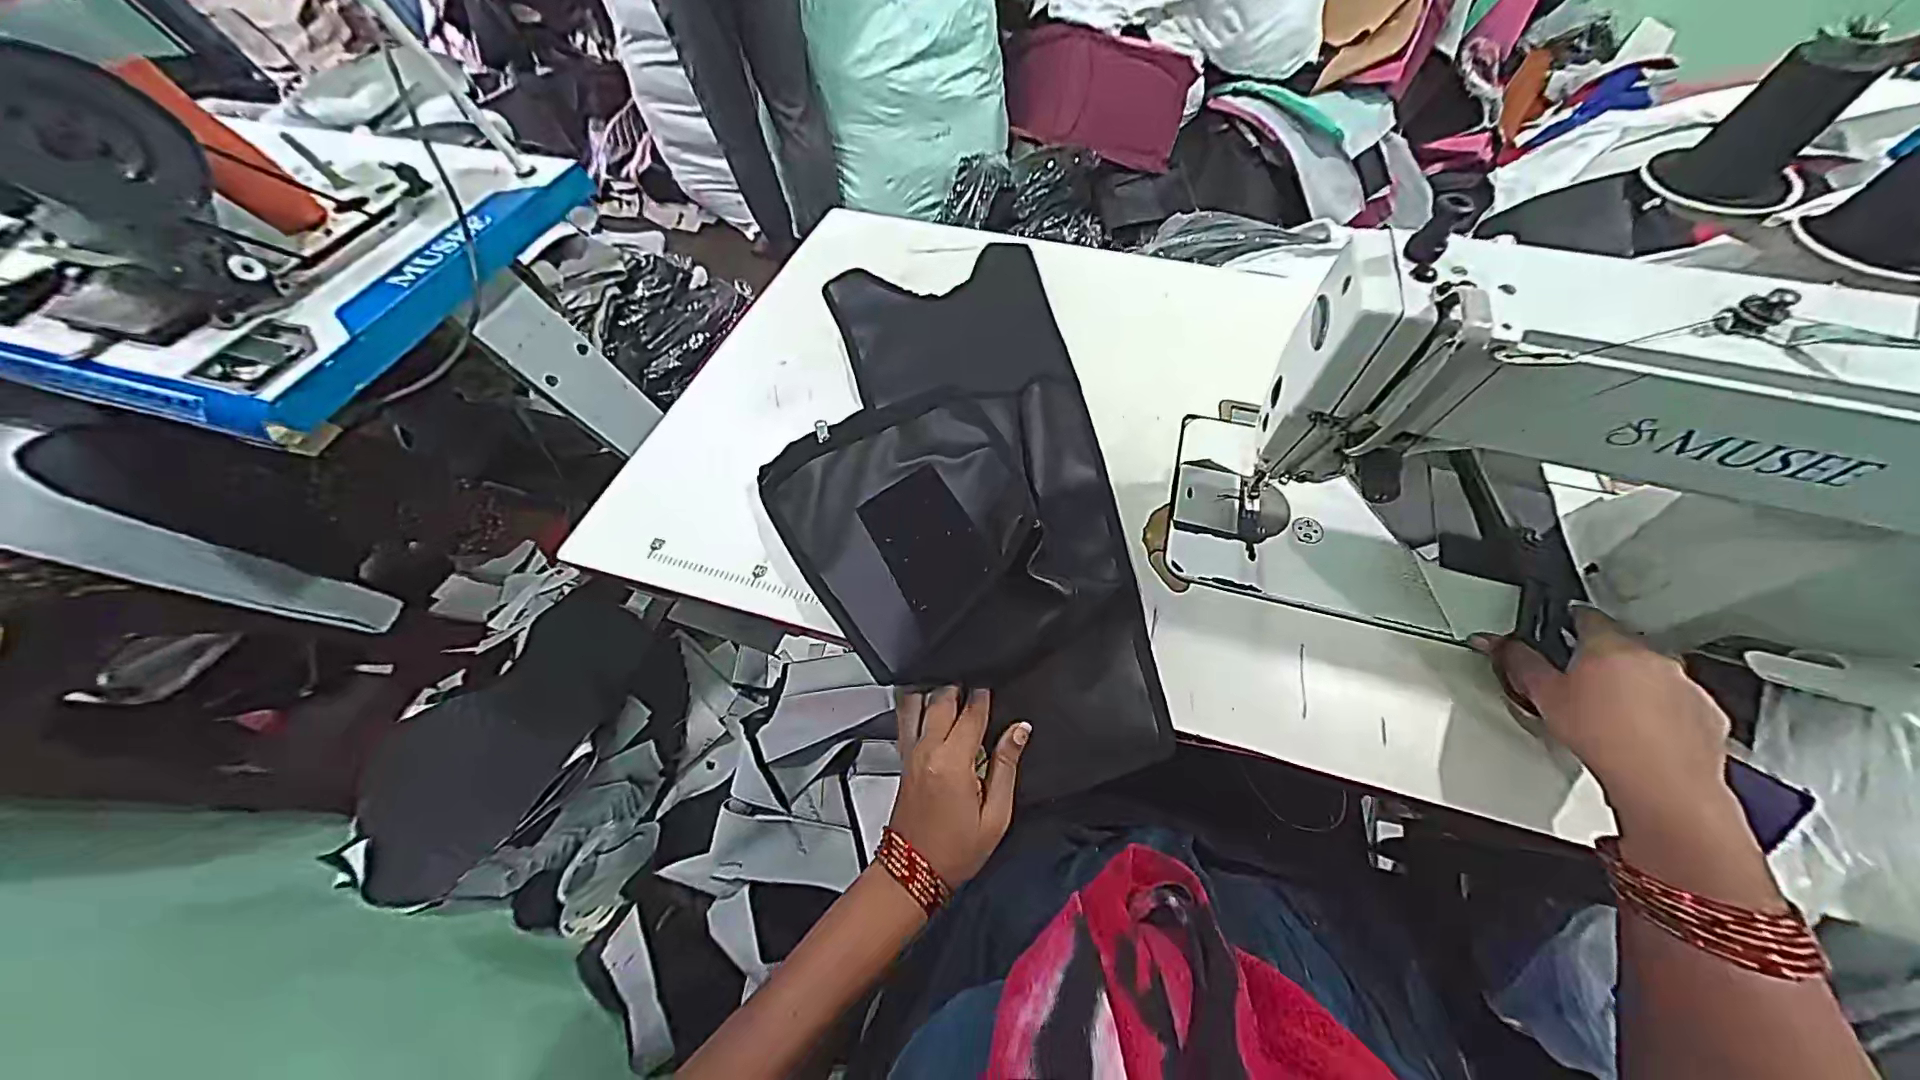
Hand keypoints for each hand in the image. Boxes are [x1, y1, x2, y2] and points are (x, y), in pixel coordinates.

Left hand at [888, 687, 1028, 886]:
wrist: (913, 872)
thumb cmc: (954, 850)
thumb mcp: (995, 815)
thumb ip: (1006, 766)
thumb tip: (1019, 731)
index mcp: (953, 762)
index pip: (971, 713)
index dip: (984, 697)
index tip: (992, 688)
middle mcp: (927, 751)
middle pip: (940, 699)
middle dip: (959, 687)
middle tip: (974, 686)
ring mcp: (910, 753)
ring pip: (915, 702)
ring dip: (934, 691)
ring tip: (951, 691)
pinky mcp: (902, 759)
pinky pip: (905, 719)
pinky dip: (916, 705)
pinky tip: (927, 704)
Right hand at [1471, 607, 1731, 825]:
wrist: (1662, 783)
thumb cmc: (1606, 739)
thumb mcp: (1543, 695)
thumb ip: (1519, 663)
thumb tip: (1502, 646)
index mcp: (1611, 645)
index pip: (1585, 616)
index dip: (1565, 622)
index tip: (1556, 632)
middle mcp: (1654, 658)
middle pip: (1617, 646)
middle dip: (1595, 659)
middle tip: (1573, 683)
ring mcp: (1686, 685)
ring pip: (1648, 673)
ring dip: (1628, 684)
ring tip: (1603, 713)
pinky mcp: (1707, 712)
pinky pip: (1676, 700)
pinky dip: (1657, 709)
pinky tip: (1634, 730)